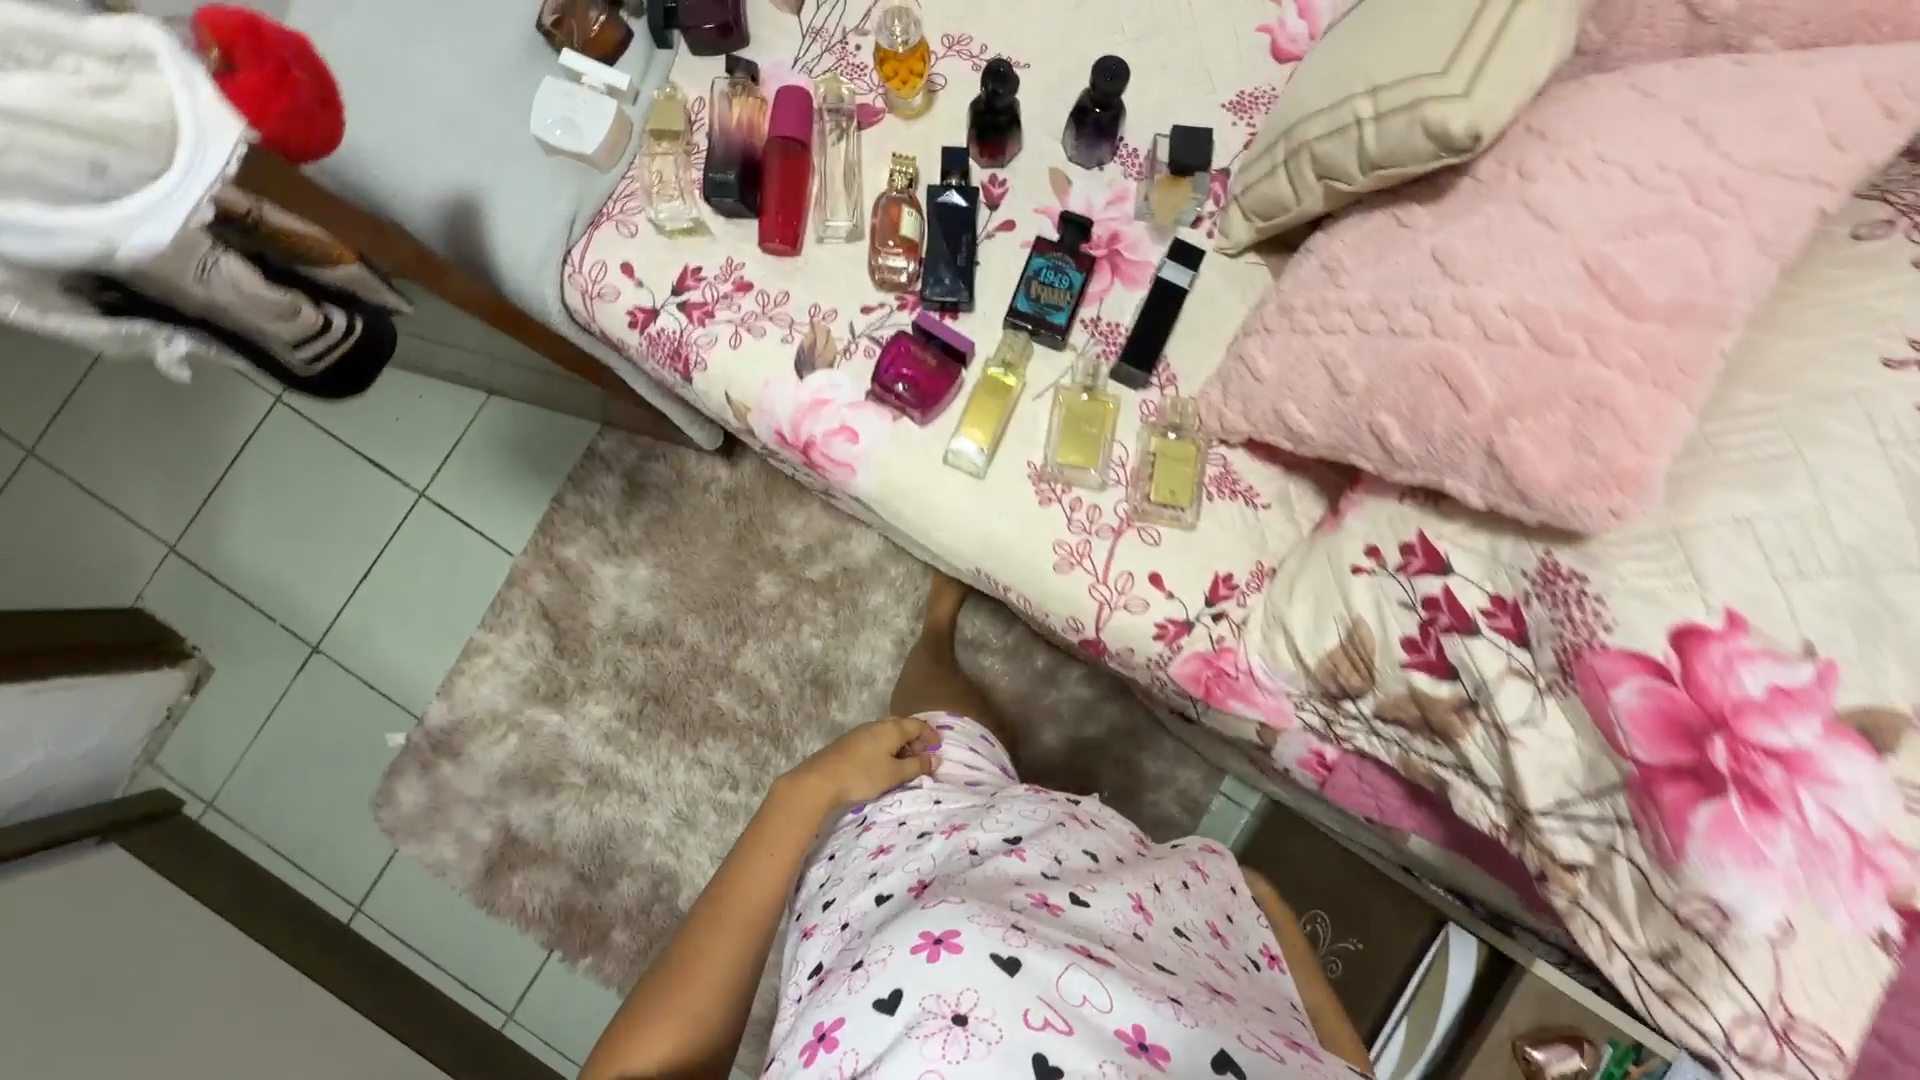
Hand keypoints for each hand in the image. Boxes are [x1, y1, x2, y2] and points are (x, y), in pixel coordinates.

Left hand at [781, 716, 939, 810]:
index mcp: (892, 728)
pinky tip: (882, 764)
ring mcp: (861, 731)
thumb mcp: (895, 774)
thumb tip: (936, 759)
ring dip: (900, 745)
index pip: (918, 725)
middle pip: (902, 725)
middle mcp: (877, 724)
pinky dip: (886, 748)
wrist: (820, 780)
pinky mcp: (849, 742)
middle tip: (921, 758)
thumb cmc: (862, 775)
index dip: (930, 735)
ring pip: (887, 732)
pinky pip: (875, 739)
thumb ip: (917, 766)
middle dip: (915, 740)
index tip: (937, 750)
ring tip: (903, 764)